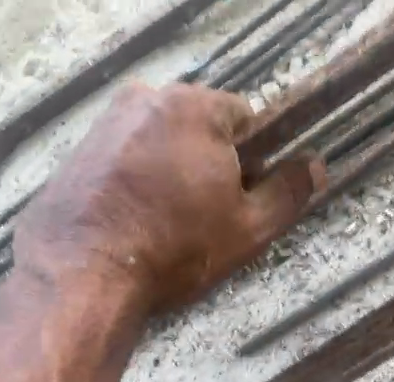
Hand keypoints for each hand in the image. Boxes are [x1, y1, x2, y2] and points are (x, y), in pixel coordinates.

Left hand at [16, 81, 324, 311]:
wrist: (85, 271)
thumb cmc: (177, 248)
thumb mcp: (248, 229)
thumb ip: (286, 193)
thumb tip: (316, 167)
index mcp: (195, 107)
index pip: (244, 117)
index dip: (253, 159)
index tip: (244, 198)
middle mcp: (147, 99)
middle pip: (198, 127)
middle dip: (209, 165)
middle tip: (208, 219)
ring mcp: (105, 122)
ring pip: (160, 143)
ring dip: (173, 174)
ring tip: (169, 226)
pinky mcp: (77, 151)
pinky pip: (124, 159)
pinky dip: (137, 184)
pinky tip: (137, 224)